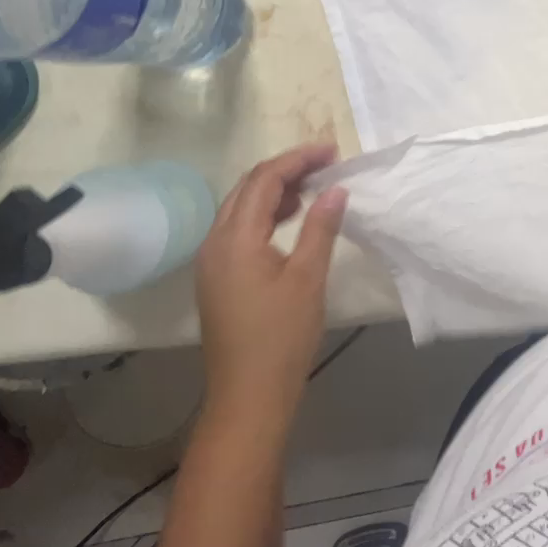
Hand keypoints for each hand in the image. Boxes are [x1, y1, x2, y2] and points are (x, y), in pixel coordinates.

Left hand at [194, 145, 347, 428]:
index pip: (265, 179)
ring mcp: (212, 262)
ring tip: (315, 187)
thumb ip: (321, 227)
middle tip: (327, 164)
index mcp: (235, 238)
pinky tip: (291, 220)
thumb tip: (335, 189)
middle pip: (248, 188)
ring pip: (241, 208)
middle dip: (286, 169)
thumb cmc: (282, 336)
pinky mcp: (218, 278)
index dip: (298, 159)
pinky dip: (266, 215)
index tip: (333, 151)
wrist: (248, 395)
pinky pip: (238, 230)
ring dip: (275, 191)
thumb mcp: (309, 278)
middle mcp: (214, 243)